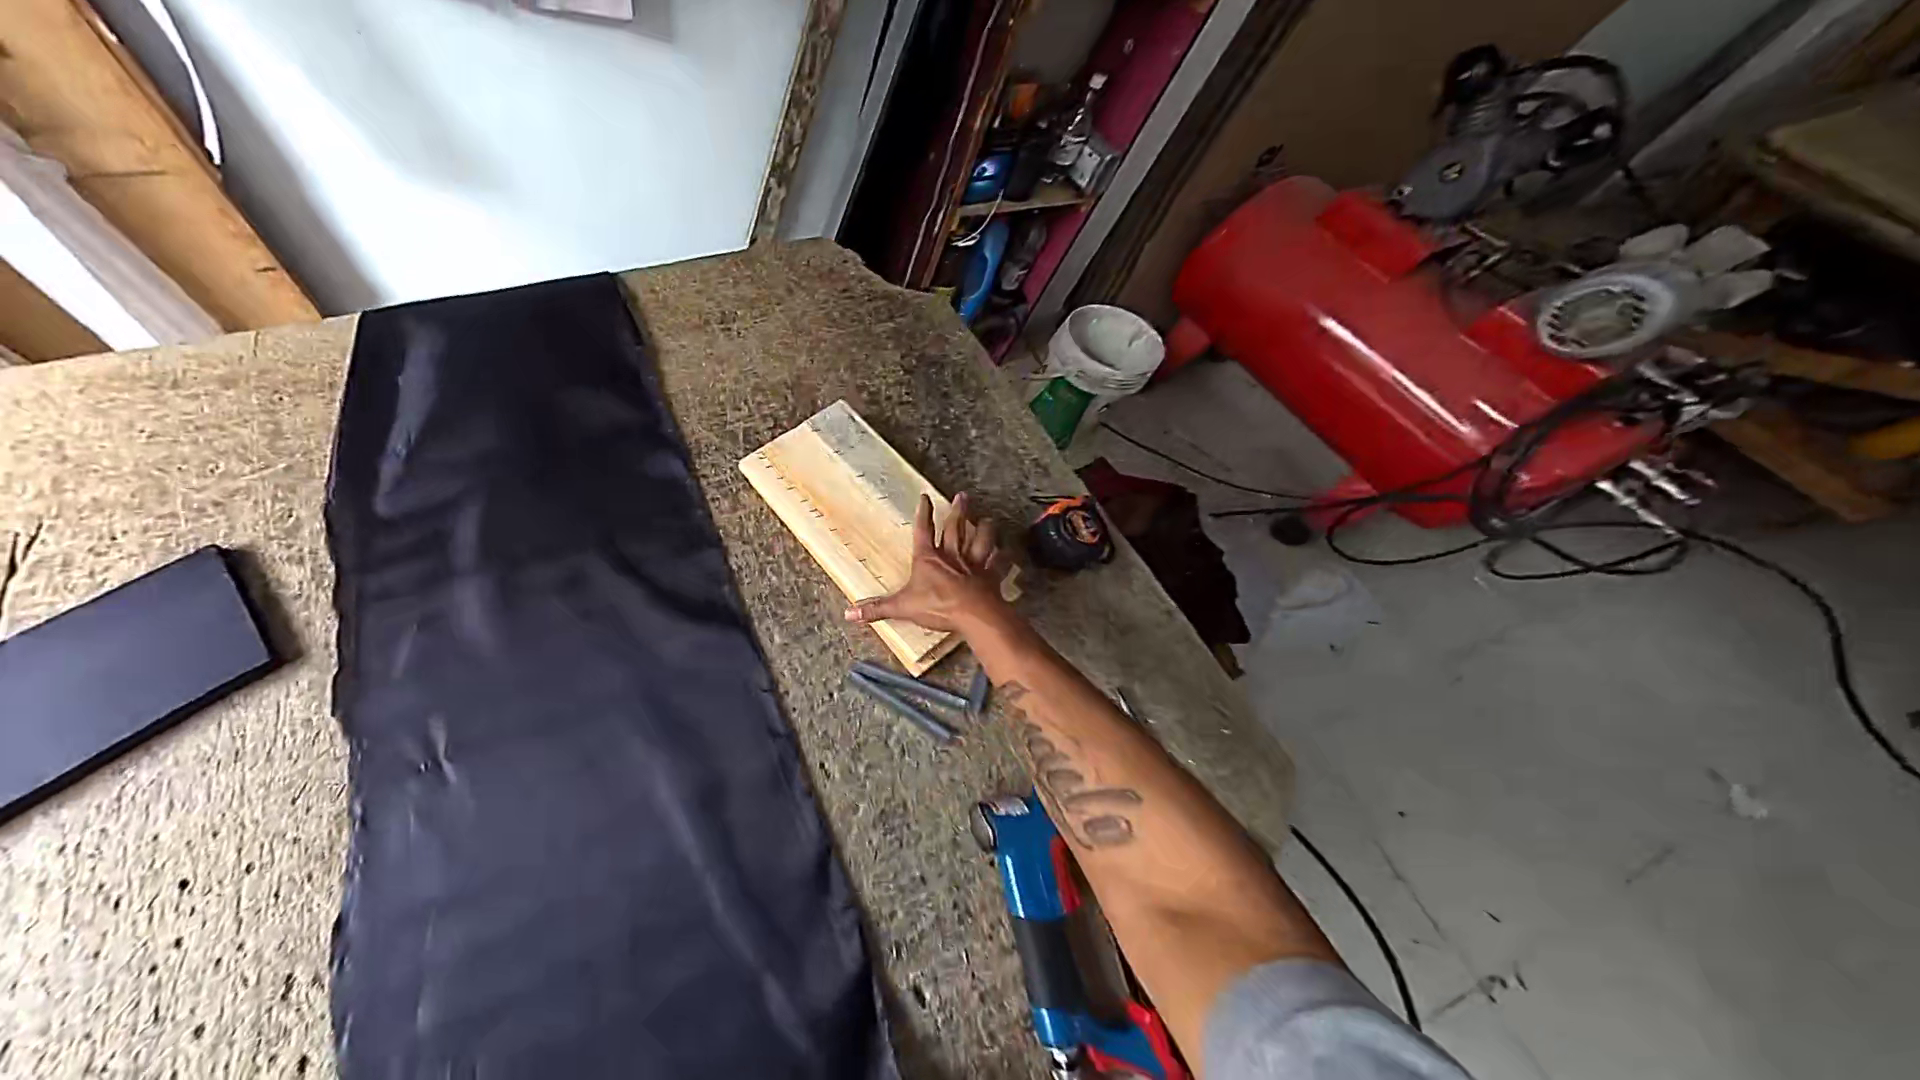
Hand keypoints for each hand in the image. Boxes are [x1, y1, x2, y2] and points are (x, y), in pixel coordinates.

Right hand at [844, 492, 1009, 632]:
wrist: (972, 614)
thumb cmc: (938, 606)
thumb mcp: (902, 607)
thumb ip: (877, 609)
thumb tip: (850, 614)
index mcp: (929, 559)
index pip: (924, 530)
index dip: (924, 513)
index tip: (925, 497)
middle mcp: (952, 556)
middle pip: (955, 527)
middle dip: (958, 511)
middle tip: (963, 495)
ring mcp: (974, 564)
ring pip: (981, 539)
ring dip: (984, 528)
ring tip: (987, 518)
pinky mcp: (990, 576)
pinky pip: (999, 563)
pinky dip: (1004, 557)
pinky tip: (1007, 552)